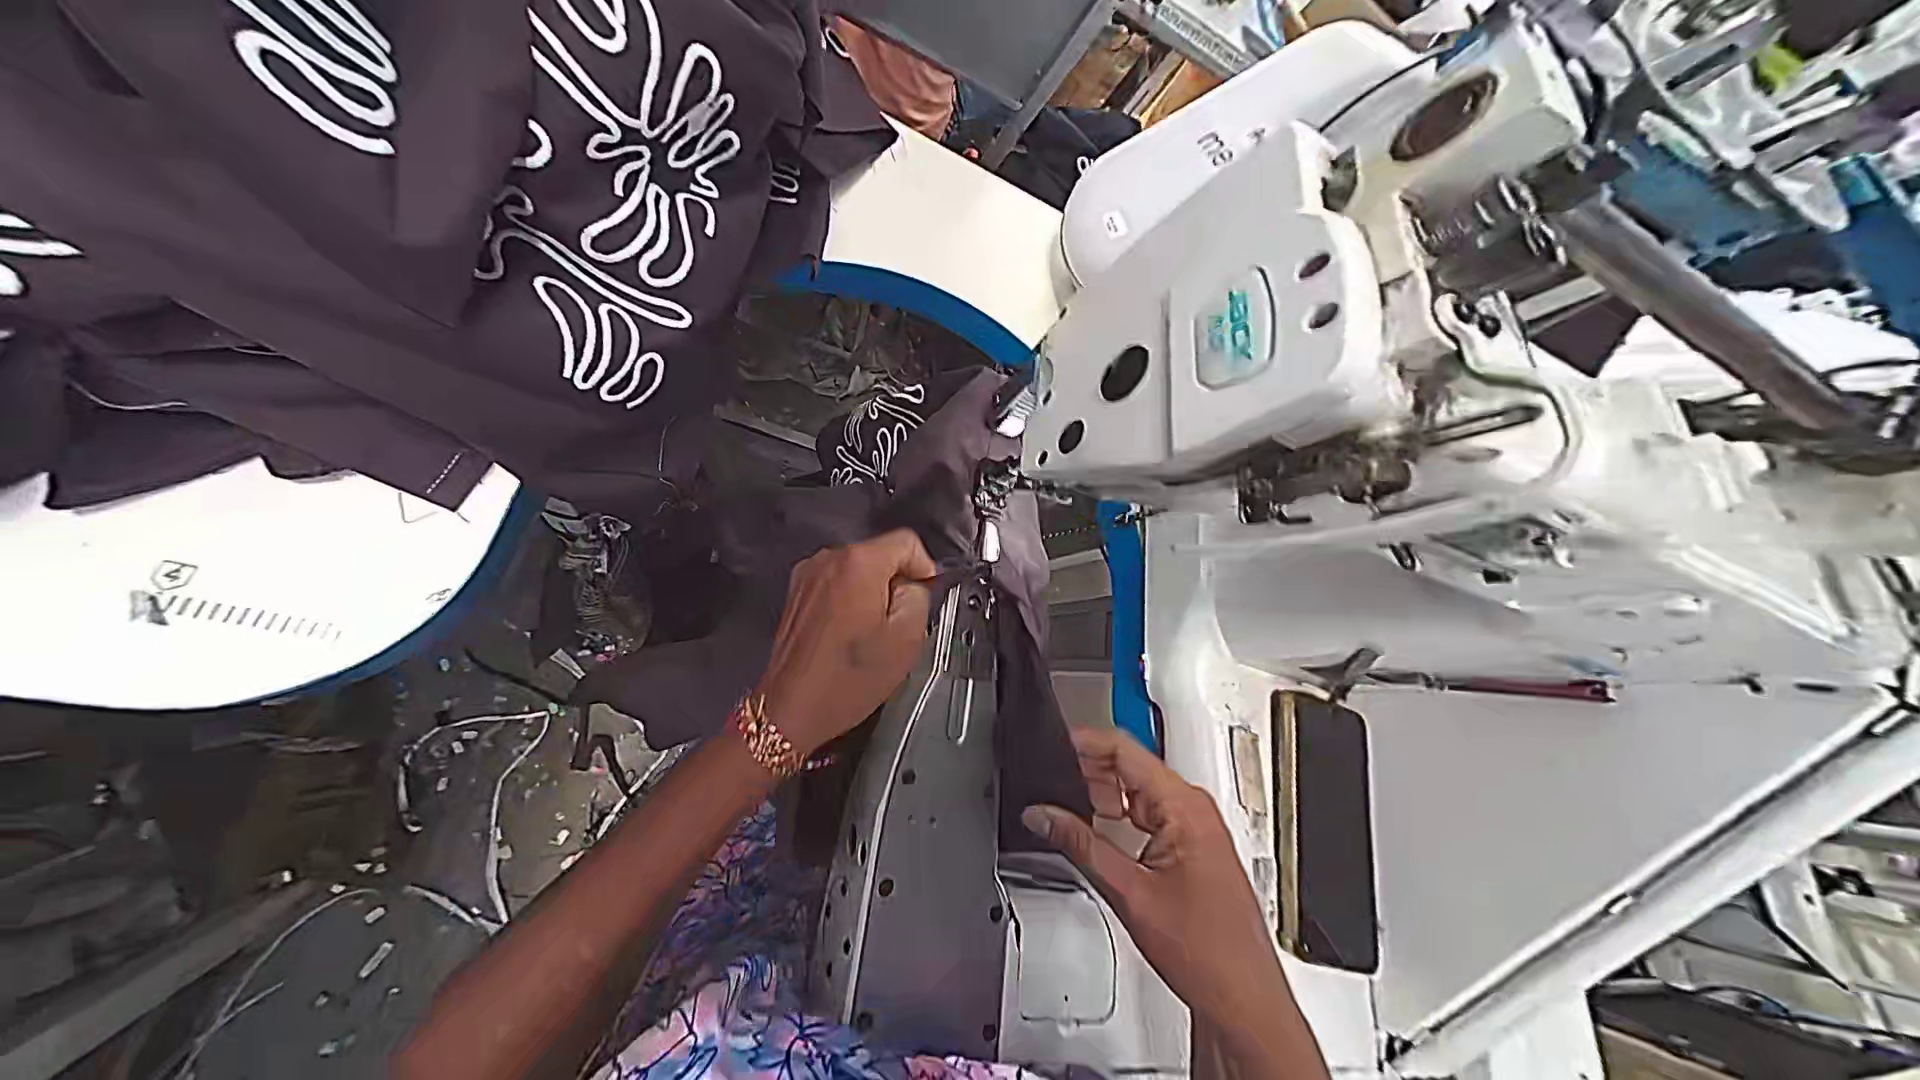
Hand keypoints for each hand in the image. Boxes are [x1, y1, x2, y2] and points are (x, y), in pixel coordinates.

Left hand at [756, 529, 936, 756]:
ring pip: (859, 572)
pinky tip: (848, 637)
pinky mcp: (797, 594)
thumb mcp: (907, 638)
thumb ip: (921, 597)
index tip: (923, 596)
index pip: (908, 542)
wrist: (792, 709)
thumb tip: (916, 586)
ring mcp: (808, 576)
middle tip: (895, 626)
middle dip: (895, 585)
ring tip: (870, 636)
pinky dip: (850, 604)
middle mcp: (828, 560)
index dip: (924, 569)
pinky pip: (837, 586)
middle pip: (882, 555)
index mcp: (858, 563)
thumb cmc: (845, 680)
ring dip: (872, 595)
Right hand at [1023, 726, 1293, 1035]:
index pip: (1124, 749)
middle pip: (1129, 765)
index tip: (1054, 743)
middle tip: (1053, 788)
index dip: (1085, 742)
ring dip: (1103, 796)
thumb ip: (1078, 843)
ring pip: (1137, 788)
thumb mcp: (1127, 891)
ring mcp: (1196, 823)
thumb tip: (1042, 815)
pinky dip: (1120, 816)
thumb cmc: (1207, 953)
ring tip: (1071, 815)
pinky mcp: (1192, 841)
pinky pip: (1149, 810)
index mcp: (1183, 806)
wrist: (1243, 999)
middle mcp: (1194, 807)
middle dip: (1087, 772)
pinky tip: (1099, 834)